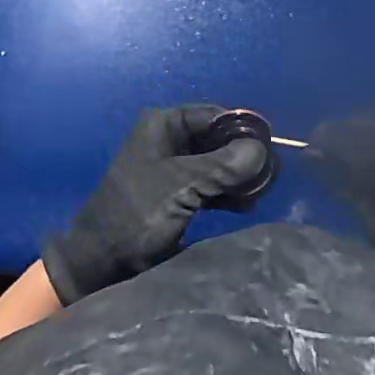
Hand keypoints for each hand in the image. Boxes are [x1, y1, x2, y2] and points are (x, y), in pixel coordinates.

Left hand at [41, 105, 270, 304]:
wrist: (102, 259)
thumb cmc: (136, 213)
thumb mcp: (180, 186)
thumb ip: (222, 166)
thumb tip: (262, 148)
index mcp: (163, 125)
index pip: (213, 115)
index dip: (242, 130)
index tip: (272, 150)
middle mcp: (169, 140)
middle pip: (218, 140)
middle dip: (244, 157)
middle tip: (269, 179)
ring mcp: (173, 168)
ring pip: (218, 165)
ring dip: (239, 178)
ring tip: (257, 196)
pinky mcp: (179, 194)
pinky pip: (212, 185)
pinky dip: (229, 193)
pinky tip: (245, 206)